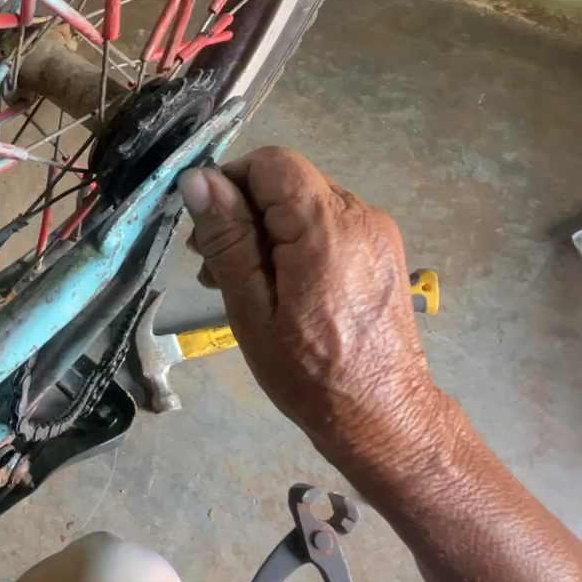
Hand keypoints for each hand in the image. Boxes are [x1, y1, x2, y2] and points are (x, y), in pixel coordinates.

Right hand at [177, 148, 443, 471]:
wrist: (383, 418)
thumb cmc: (308, 371)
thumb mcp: (251, 308)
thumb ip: (227, 238)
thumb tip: (198, 179)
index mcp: (325, 227)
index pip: (271, 163)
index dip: (230, 184)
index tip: (207, 231)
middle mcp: (359, 215)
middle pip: (286, 180)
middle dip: (242, 212)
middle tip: (213, 266)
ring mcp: (376, 231)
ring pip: (302, 201)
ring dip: (263, 229)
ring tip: (240, 282)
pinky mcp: (381, 249)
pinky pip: (324, 223)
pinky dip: (291, 240)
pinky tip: (276, 284)